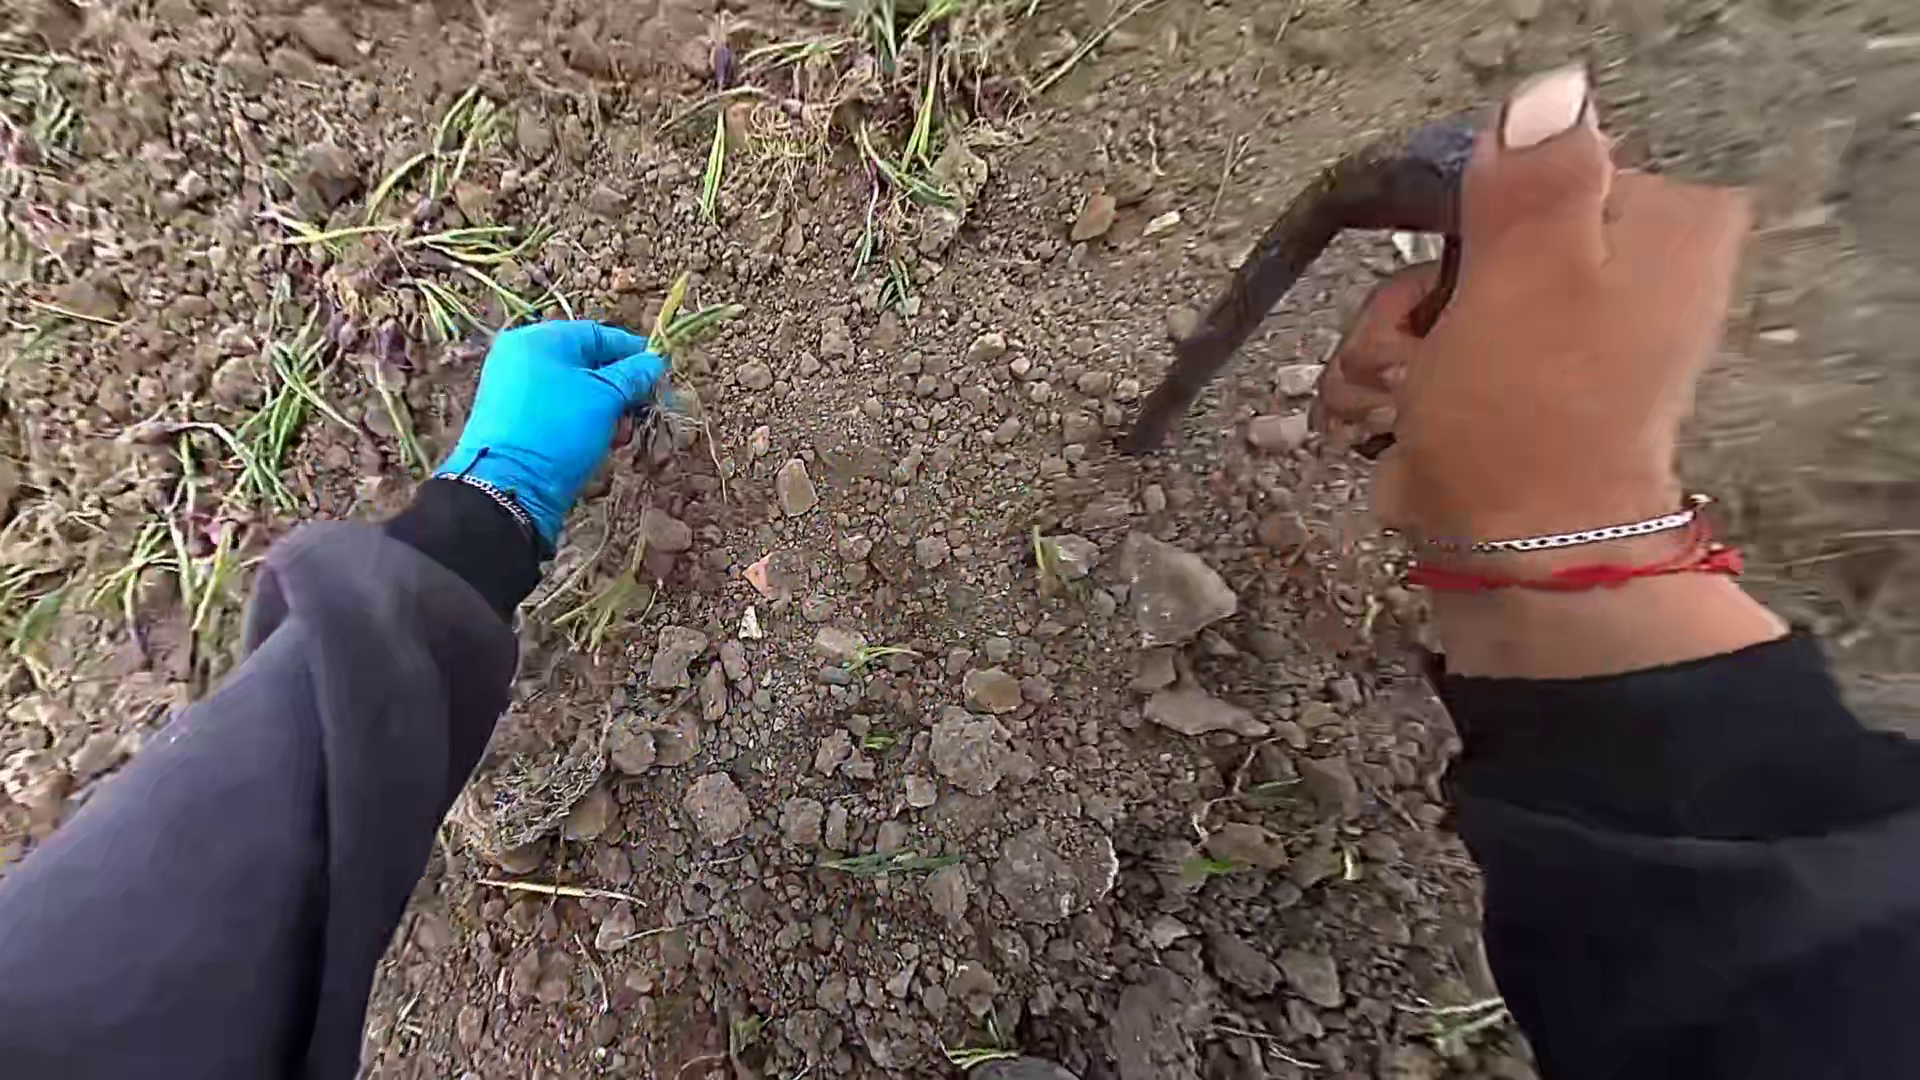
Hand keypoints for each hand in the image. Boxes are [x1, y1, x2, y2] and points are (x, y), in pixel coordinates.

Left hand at [438, 321, 665, 545]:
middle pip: (592, 363)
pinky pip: (568, 410)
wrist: (513, 483)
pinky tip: (606, 441)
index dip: (635, 352)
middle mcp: (525, 359)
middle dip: (625, 388)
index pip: (599, 334)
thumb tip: (656, 362)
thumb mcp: (606, 397)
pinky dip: (592, 421)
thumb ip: (635, 375)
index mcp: (539, 341)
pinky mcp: (524, 419)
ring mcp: (521, 390)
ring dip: (612, 409)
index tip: (662, 374)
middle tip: (644, 410)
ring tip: (622, 433)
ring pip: (583, 390)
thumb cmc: (560, 429)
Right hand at [1319, 66, 1751, 546]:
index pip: (1522, 182)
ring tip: (1390, 402)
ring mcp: (1519, 338)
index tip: (1442, 290)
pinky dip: (1368, 391)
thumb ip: (1534, 185)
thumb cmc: (1520, 408)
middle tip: (1416, 359)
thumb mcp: (1529, 282)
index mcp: (1641, 229)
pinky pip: (1391, 361)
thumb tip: (1542, 93)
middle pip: (1443, 256)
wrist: (1501, 532)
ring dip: (1371, 361)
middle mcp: (1587, 278)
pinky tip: (1374, 420)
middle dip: (1399, 314)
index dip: (1456, 234)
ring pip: (1399, 315)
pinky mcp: (1465, 383)